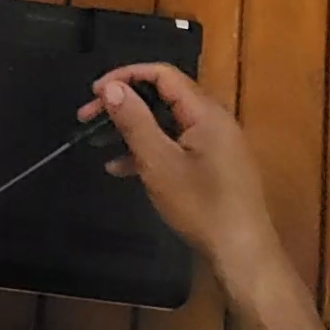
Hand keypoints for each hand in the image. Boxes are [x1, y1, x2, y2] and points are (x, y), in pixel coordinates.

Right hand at [80, 63, 282, 274]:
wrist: (242, 255)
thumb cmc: (200, 205)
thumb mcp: (158, 162)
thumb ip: (134, 121)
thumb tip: (110, 87)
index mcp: (205, 112)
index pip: (162, 74)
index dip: (125, 76)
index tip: (94, 93)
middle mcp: (212, 121)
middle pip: (161, 96)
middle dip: (123, 104)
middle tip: (88, 117)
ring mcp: (214, 144)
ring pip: (164, 121)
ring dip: (130, 128)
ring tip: (97, 141)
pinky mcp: (211, 165)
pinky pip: (173, 143)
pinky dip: (147, 149)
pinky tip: (120, 168)